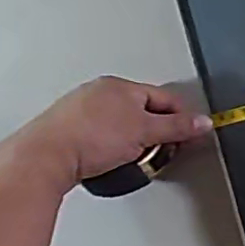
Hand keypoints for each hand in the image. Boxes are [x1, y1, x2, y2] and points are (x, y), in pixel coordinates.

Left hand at [3, 76, 212, 194]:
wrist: (44, 158)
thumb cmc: (86, 138)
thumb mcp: (146, 132)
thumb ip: (178, 127)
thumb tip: (200, 123)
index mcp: (119, 86)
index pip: (165, 99)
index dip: (181, 119)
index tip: (189, 134)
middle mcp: (98, 93)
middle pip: (144, 111)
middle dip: (155, 131)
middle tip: (158, 149)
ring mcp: (80, 110)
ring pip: (122, 125)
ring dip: (132, 141)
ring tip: (130, 157)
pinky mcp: (68, 130)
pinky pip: (101, 136)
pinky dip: (110, 148)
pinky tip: (107, 160)